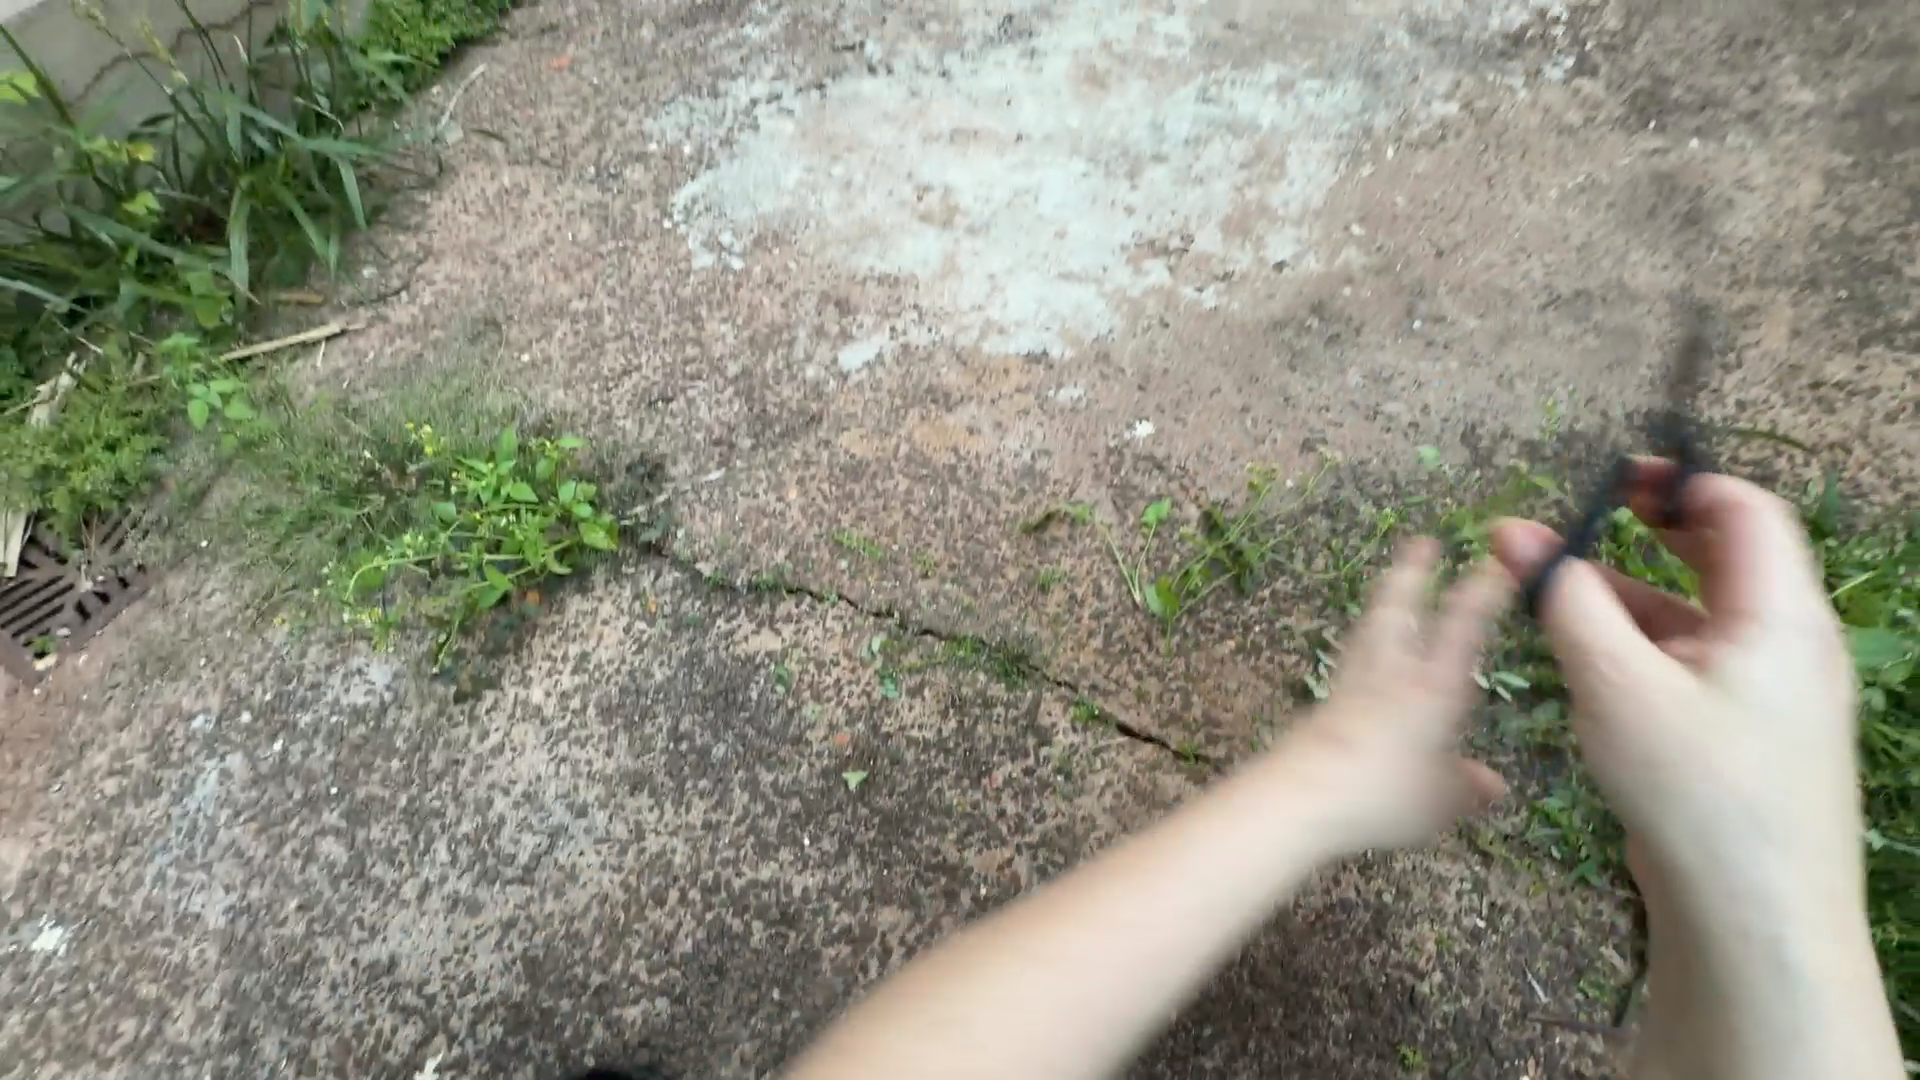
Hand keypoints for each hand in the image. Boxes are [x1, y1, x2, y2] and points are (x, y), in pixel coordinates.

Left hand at [1276, 538, 1511, 852]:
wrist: (1299, 795)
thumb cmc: (1379, 796)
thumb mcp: (1436, 801)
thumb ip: (1462, 787)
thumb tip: (1492, 784)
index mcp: (1429, 692)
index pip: (1460, 632)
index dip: (1477, 596)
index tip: (1491, 562)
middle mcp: (1387, 679)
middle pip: (1396, 613)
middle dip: (1410, 575)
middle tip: (1419, 541)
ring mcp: (1348, 687)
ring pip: (1367, 632)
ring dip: (1381, 604)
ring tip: (1388, 585)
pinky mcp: (1321, 705)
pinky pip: (1347, 664)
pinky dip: (1359, 647)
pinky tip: (1358, 655)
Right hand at [1491, 462, 1862, 906]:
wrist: (1746, 903)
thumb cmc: (1691, 779)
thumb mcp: (1614, 679)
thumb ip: (1566, 599)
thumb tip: (1517, 535)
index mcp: (1777, 616)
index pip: (1745, 513)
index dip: (1681, 481)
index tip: (1609, 475)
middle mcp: (1778, 639)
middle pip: (1716, 554)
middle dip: (1637, 527)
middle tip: (1568, 515)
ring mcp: (1753, 681)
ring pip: (1681, 606)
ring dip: (1611, 584)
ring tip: (1532, 577)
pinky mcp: (1724, 717)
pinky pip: (1671, 651)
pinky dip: (1618, 630)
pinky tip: (1566, 638)